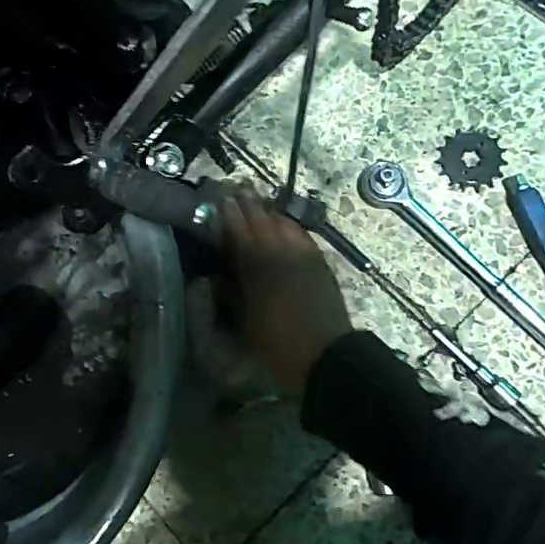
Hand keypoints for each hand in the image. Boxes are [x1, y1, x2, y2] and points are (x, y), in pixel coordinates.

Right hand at [219, 190, 353, 393]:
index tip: (220, 199)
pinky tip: (283, 223)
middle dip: (248, 204)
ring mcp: (303, 253)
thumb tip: (220, 270)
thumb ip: (233, 290)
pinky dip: (289, 225)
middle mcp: (280, 251)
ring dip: (269, 211)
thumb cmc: (279, 343)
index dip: (228, 214)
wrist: (324, 353)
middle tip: (237, 189)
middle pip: (262, 219)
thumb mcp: (246, 319)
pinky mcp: (319, 260)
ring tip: (257, 202)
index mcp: (256, 265)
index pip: (239, 231)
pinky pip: (301, 234)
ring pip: (283, 222)